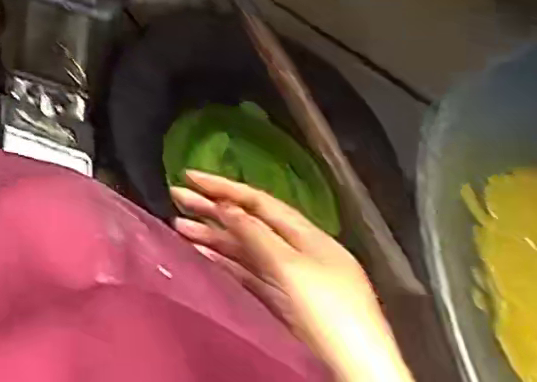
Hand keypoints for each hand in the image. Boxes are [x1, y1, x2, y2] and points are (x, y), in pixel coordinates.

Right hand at [172, 170, 412, 381]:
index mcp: (313, 240)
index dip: (224, 187)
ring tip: (179, 227)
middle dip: (213, 210)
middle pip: (252, 224)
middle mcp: (305, 256)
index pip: (262, 202)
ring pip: (247, 250)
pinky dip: (225, 263)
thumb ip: (254, 232)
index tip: (189, 175)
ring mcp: (297, 283)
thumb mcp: (290, 267)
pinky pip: (249, 276)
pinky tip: (201, 256)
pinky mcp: (289, 308)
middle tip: (177, 196)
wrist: (359, 377)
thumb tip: (224, 205)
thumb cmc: (330, 314)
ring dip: (213, 237)